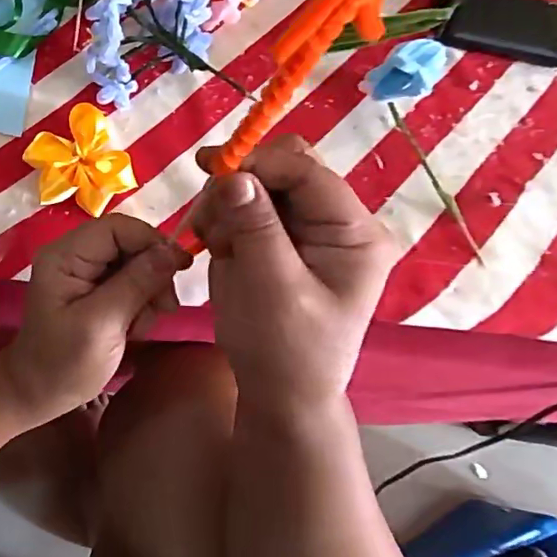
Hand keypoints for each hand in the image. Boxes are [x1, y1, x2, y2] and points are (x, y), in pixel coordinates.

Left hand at [6, 215, 189, 421]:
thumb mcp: (102, 324)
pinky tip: (133, 329)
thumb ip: (135, 284)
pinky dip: (141, 304)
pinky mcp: (95, 292)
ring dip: (149, 293)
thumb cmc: (63, 363)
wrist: (39, 394)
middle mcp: (73, 256)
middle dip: (152, 274)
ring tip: (140, 326)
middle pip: (129, 244)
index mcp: (64, 256)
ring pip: (135, 265)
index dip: (151, 241)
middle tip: (164, 308)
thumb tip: (171, 252)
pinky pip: (131, 284)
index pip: (117, 227)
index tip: (179, 268)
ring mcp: (84, 274)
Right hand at [191, 135, 395, 405]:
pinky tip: (212, 245)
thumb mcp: (272, 288)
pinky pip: (240, 212)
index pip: (307, 173)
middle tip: (204, 209)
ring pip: (255, 187)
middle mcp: (330, 224)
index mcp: (352, 232)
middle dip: (239, 183)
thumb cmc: (285, 349)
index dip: (260, 163)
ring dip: (224, 204)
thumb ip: (256, 228)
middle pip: (283, 170)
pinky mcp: (271, 244)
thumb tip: (232, 176)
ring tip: (208, 239)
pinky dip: (219, 220)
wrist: (279, 393)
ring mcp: (299, 232)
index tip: (212, 170)